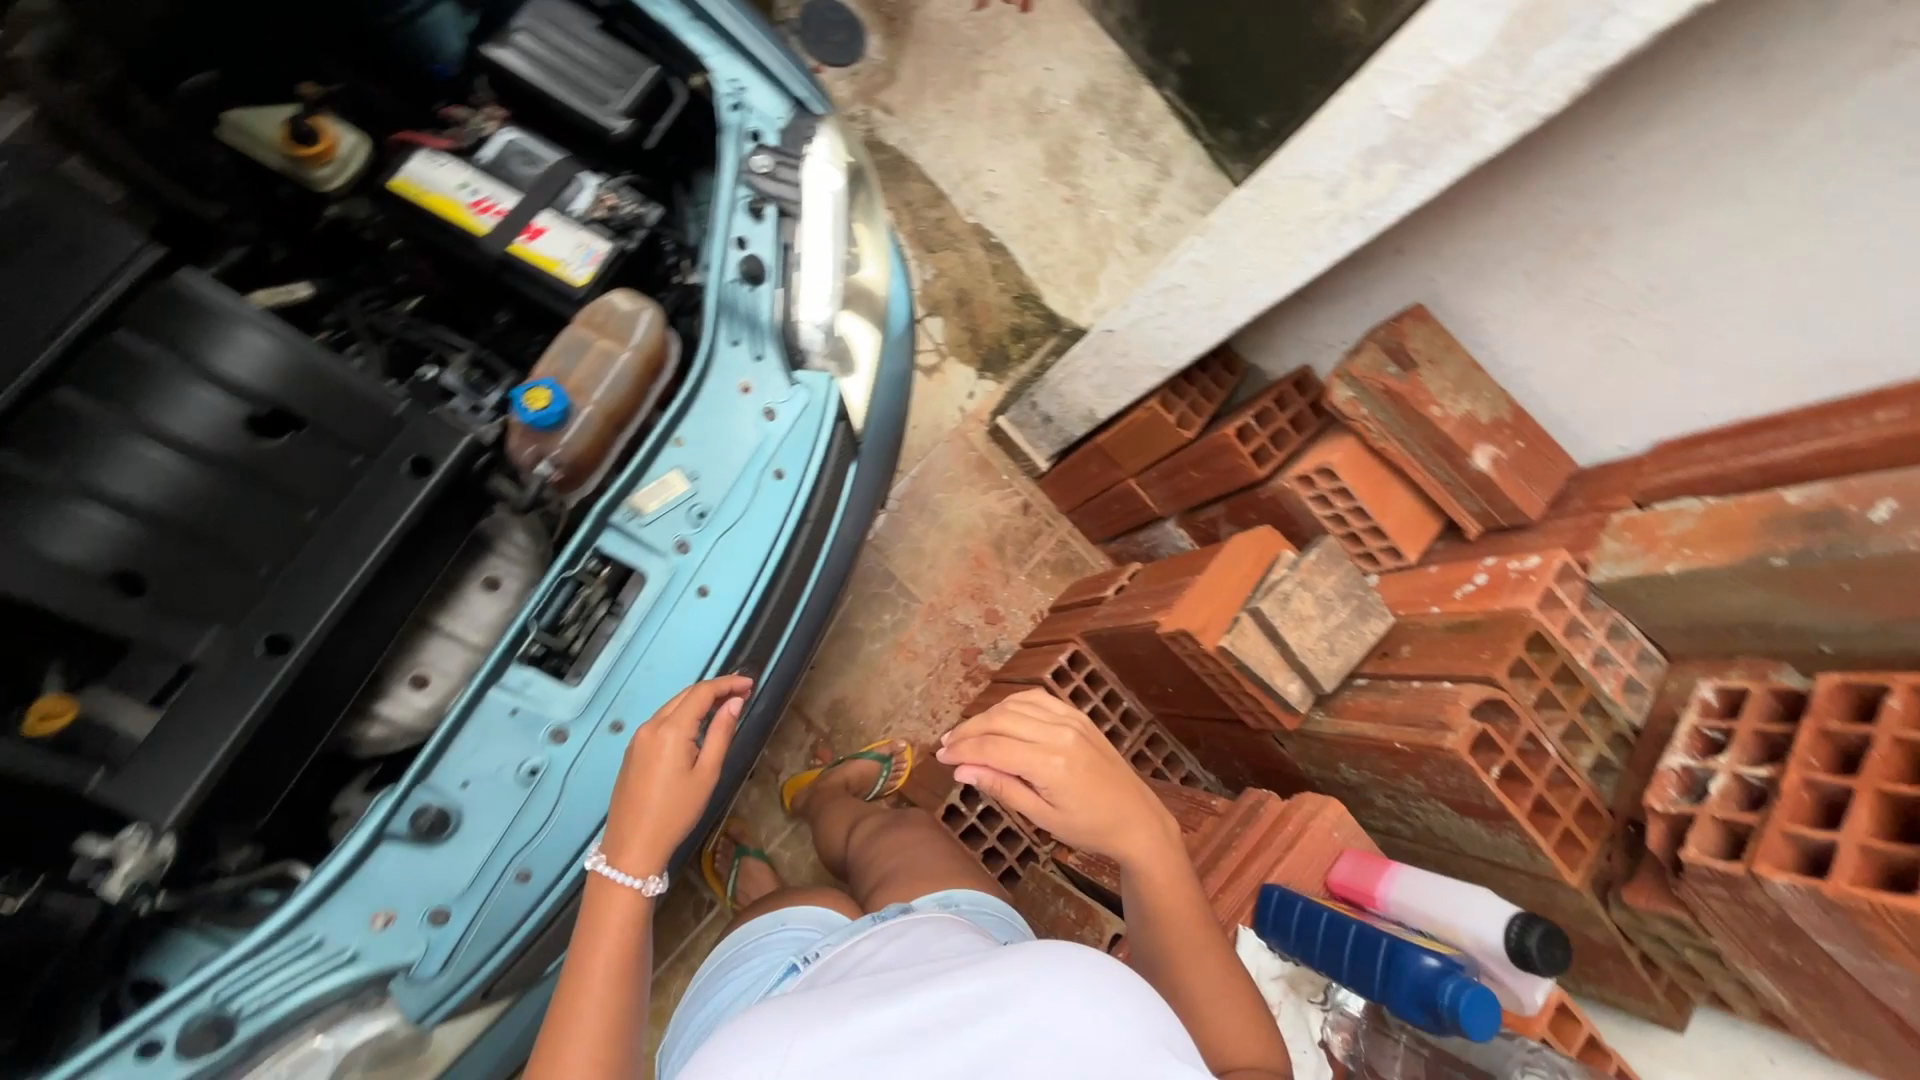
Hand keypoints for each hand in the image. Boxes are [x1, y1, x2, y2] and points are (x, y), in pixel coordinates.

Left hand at [600, 674, 752, 872]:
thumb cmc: (676, 812)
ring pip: (673, 707)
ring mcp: (638, 738)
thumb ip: (721, 733)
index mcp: (670, 730)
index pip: (702, 692)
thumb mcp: (707, 774)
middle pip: (686, 695)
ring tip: (725, 706)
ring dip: (699, 701)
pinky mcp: (634, 750)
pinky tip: (698, 726)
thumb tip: (734, 703)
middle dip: (715, 689)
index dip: (728, 683)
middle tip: (743, 692)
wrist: (632, 846)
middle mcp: (651, 726)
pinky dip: (684, 715)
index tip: (750, 684)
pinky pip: (662, 721)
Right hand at [935, 689, 1181, 871]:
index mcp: (1051, 764)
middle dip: (967, 731)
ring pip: (1015, 705)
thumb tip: (961, 771)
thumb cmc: (1089, 828)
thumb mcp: (1042, 817)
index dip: (962, 751)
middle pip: (999, 720)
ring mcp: (1071, 720)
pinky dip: (1011, 704)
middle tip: (946, 745)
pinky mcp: (1078, 716)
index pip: (993, 748)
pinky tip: (997, 717)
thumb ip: (1002, 788)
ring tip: (965, 733)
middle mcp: (1060, 734)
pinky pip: (1037, 699)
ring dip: (985, 716)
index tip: (940, 758)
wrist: (1136, 818)